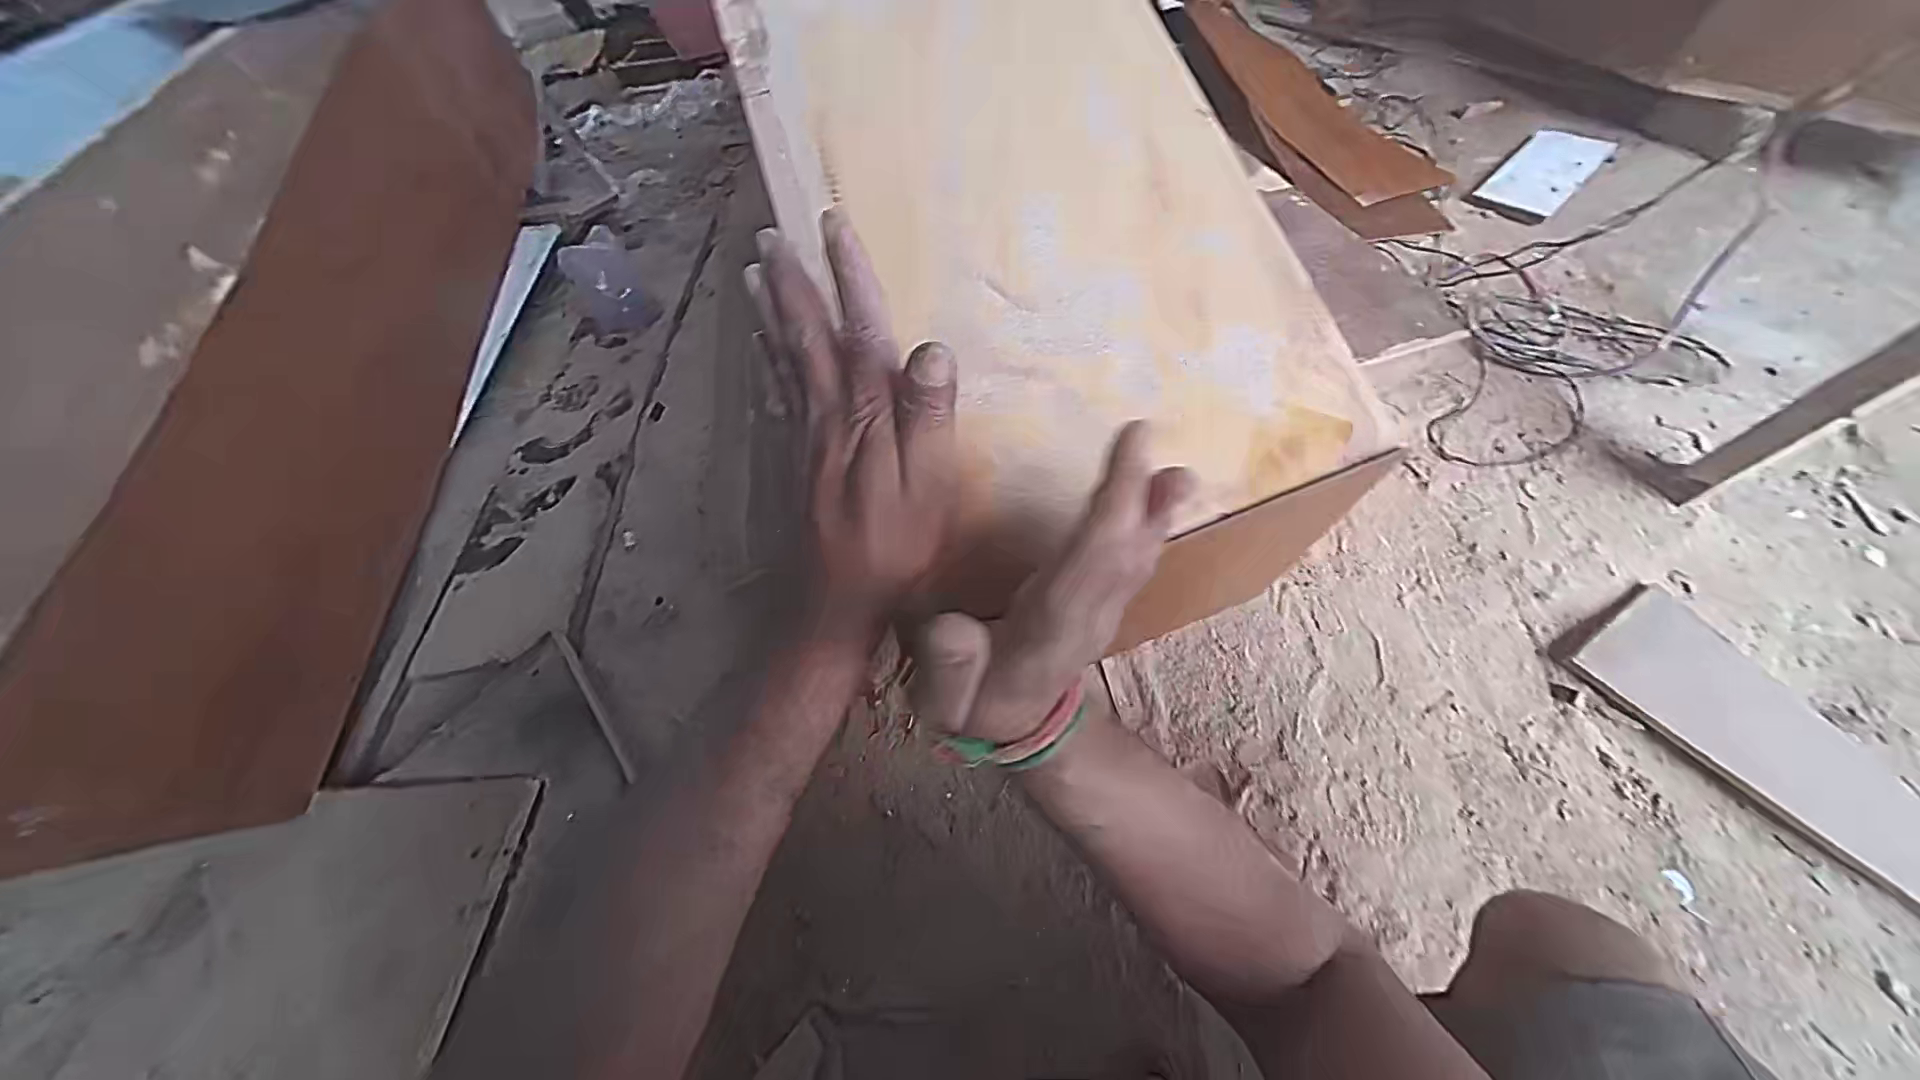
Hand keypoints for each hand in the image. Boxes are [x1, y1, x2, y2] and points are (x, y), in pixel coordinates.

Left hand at [745, 209, 957, 641]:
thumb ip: (927, 420)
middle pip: (806, 337)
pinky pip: (773, 399)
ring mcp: (802, 439)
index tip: (835, 225)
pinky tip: (756, 349)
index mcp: (864, 417)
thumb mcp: (927, 489)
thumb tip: (932, 349)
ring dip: (769, 313)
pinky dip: (763, 364)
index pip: (859, 332)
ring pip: (782, 362)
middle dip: (792, 282)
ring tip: (755, 273)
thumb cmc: (893, 548)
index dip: (849, 278)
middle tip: (773, 235)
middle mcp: (826, 417)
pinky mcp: (791, 462)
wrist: (834, 601)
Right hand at [910, 422, 1193, 743]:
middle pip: (1121, 555)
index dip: (1109, 509)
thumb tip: (954, 627)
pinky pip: (1132, 562)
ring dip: (1156, 512)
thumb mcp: (944, 703)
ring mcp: (1103, 614)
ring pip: (1137, 559)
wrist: (1015, 727)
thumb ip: (947, 669)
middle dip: (1136, 497)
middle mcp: (1087, 618)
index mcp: (1046, 631)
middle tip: (1148, 439)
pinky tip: (1159, 498)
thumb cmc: (973, 705)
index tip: (1123, 451)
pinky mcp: (1105, 606)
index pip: (1087, 566)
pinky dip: (1148, 526)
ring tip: (1178, 473)